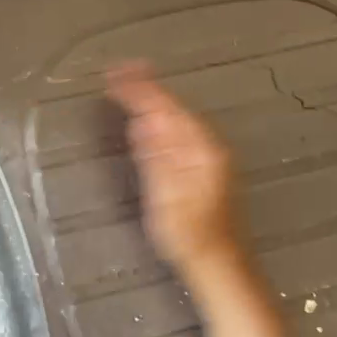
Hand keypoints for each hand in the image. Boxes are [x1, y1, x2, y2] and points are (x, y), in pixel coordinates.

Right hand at [106, 63, 241, 271]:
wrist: (219, 264)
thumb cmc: (189, 235)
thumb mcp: (165, 196)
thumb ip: (154, 157)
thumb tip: (142, 121)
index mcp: (200, 150)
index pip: (166, 108)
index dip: (141, 89)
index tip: (117, 72)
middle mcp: (209, 147)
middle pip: (175, 109)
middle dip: (147, 89)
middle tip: (120, 71)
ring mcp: (210, 158)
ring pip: (179, 119)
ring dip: (155, 102)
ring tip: (132, 85)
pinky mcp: (206, 170)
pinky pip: (181, 133)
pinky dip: (163, 119)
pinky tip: (151, 120)